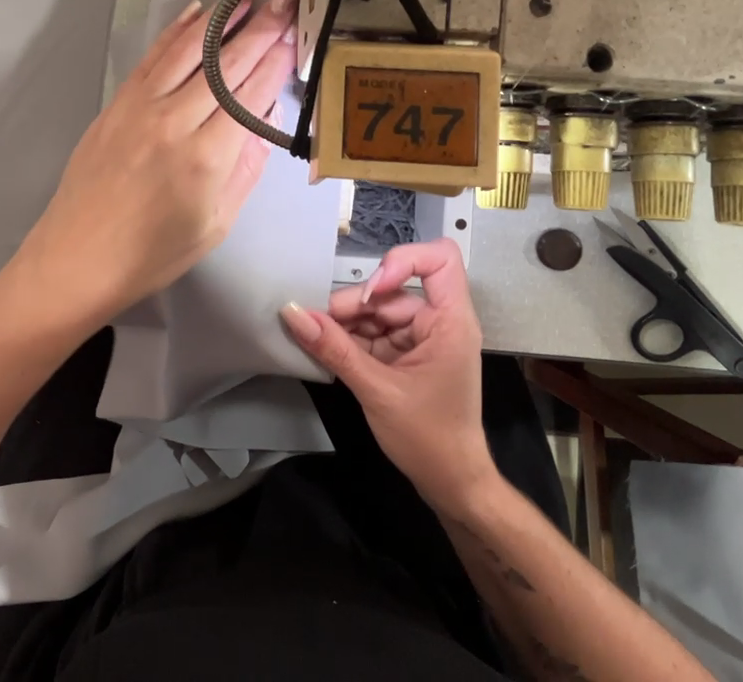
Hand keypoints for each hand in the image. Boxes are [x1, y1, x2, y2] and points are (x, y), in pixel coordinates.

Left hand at [14, 0, 300, 324]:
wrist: (77, 259)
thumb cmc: (151, 255)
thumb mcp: (216, 224)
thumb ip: (245, 168)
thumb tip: (263, 120)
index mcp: (206, 158)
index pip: (253, 92)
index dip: (279, 58)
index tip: (298, 30)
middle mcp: (173, 122)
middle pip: (226, 62)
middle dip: (261, 25)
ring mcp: (139, 108)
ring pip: (188, 50)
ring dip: (222, 18)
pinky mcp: (116, 105)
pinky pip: (152, 58)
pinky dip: (175, 32)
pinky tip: (197, 14)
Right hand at [280, 238, 499, 509]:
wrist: (450, 482)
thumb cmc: (428, 437)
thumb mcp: (377, 391)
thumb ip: (334, 349)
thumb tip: (292, 312)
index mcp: (450, 322)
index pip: (439, 259)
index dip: (401, 262)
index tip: (371, 291)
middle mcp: (439, 321)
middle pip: (392, 289)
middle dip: (355, 305)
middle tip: (320, 327)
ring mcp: (422, 338)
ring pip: (377, 311)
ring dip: (347, 325)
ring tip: (320, 344)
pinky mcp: (406, 354)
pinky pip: (374, 332)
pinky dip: (351, 340)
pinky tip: (329, 351)